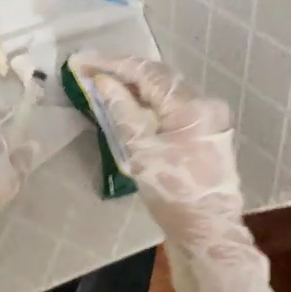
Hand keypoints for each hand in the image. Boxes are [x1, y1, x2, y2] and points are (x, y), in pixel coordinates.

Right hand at [69, 53, 274, 291]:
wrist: (206, 229)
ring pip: (164, 91)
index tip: (81, 61)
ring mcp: (208, 118)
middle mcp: (205, 104)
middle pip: (158, 78)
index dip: (112, 64)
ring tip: (101, 81)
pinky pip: (171, 106)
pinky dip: (146, 102)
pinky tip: (126, 102)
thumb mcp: (141, 152)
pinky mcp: (204, 131)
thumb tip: (102, 81)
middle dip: (121, 71)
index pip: (147, 73)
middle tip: (87, 68)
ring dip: (133, 85)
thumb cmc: (172, 193)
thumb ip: (122, 112)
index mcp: (192, 107)